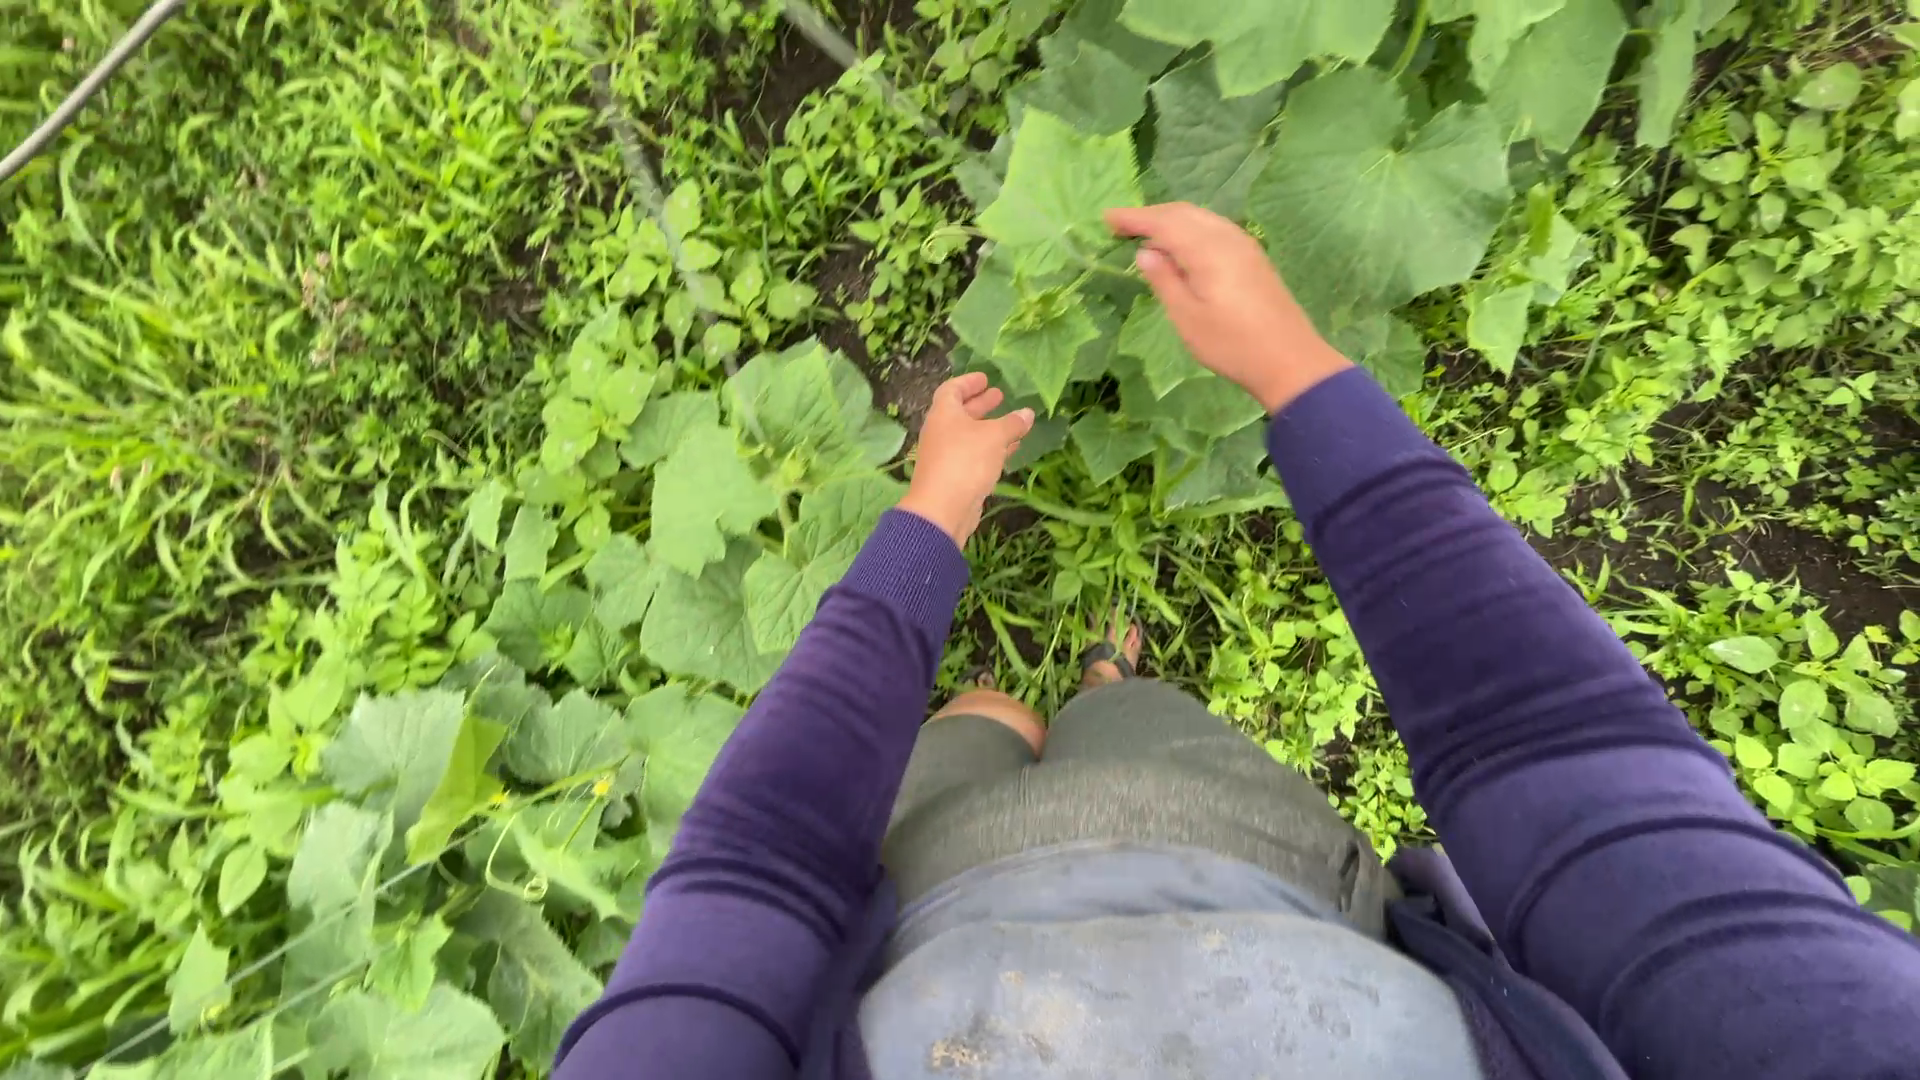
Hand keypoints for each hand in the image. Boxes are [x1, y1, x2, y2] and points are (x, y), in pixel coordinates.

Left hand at [897, 373, 1034, 546]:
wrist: (942, 509)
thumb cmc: (965, 461)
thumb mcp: (994, 437)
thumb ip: (1012, 423)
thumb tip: (1027, 413)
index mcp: (943, 414)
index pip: (951, 390)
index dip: (968, 382)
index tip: (985, 378)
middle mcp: (941, 432)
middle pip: (960, 413)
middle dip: (981, 404)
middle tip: (1000, 396)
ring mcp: (946, 456)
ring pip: (970, 436)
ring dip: (990, 429)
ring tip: (1013, 423)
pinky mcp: (955, 477)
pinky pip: (974, 456)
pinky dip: (991, 450)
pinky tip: (1010, 450)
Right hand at [1106, 203, 1351, 412]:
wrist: (1288, 359)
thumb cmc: (1231, 344)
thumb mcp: (1187, 318)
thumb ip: (1165, 281)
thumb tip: (1145, 253)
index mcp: (1208, 251)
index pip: (1164, 223)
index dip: (1135, 219)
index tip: (1107, 218)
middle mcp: (1227, 238)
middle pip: (1184, 213)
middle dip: (1151, 215)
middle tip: (1121, 225)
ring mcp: (1244, 246)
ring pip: (1201, 219)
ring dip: (1171, 220)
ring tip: (1146, 234)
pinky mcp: (1252, 258)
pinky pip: (1214, 229)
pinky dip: (1190, 229)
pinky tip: (1180, 248)